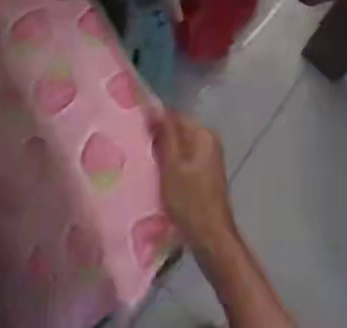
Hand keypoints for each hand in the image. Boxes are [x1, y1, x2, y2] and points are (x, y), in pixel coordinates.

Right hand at [152, 109, 235, 251]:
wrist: (211, 237)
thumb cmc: (189, 200)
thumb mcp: (171, 166)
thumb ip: (165, 135)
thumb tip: (156, 108)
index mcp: (203, 133)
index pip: (174, 115)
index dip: (154, 121)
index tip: (135, 132)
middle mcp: (209, 139)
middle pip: (179, 129)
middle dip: (159, 137)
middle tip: (138, 149)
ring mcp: (210, 156)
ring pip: (181, 144)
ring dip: (165, 151)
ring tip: (146, 162)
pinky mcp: (208, 171)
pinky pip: (186, 158)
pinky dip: (173, 163)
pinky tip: (160, 174)